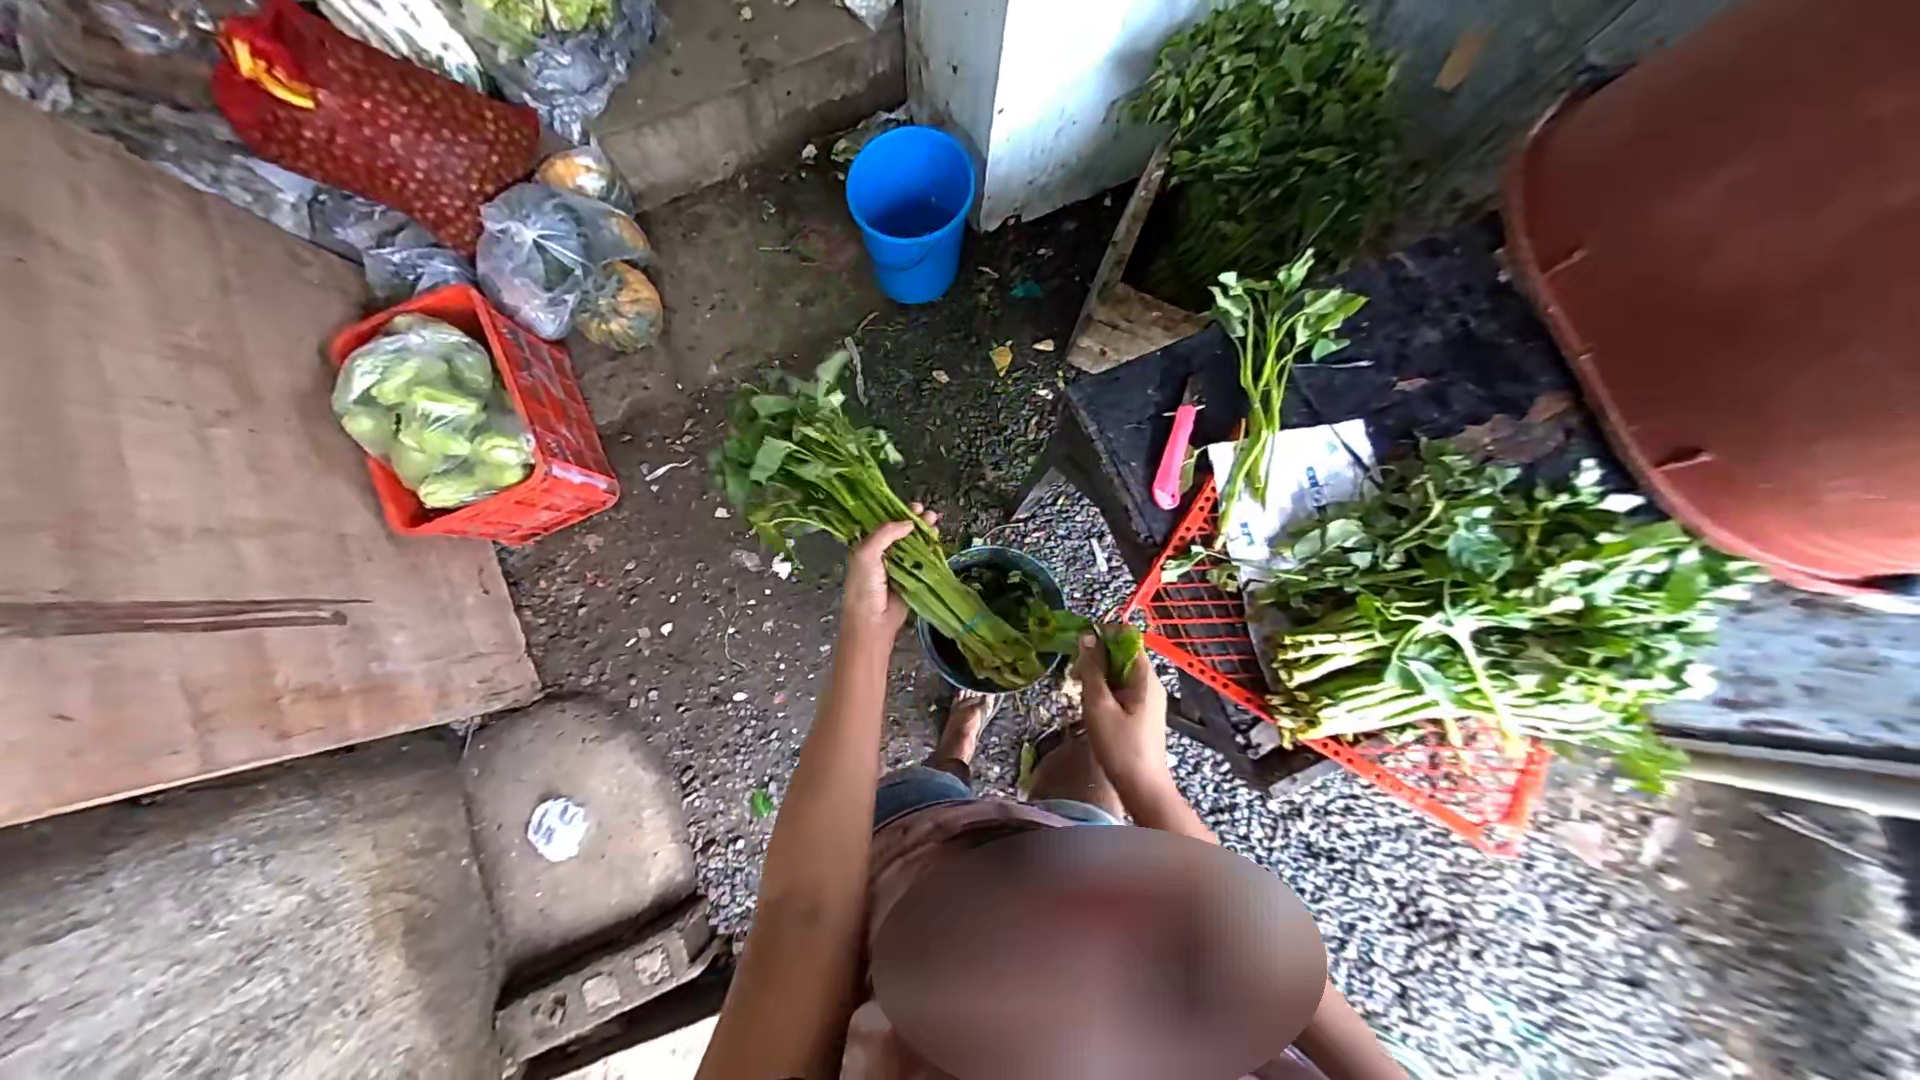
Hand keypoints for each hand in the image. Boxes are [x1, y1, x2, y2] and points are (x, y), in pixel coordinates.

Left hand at [841, 503, 936, 640]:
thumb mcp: (866, 554)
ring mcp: (898, 566)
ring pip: (914, 544)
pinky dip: (930, 549)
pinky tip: (935, 539)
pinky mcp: (911, 577)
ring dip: (924, 532)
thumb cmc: (864, 587)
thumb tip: (908, 523)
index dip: (898, 514)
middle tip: (927, 512)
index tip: (913, 507)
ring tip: (935, 521)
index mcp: (867, 546)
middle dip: (915, 521)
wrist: (873, 620)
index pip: (885, 525)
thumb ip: (885, 534)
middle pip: (902, 532)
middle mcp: (883, 554)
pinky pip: (922, 560)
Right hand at [1074, 633, 1169, 792]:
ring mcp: (1148, 698)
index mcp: (1145, 676)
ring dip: (1099, 674)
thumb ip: (1092, 669)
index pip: (1127, 637)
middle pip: (1123, 654)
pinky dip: (1105, 689)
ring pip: (1120, 672)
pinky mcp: (1141, 713)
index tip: (1080, 647)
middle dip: (1098, 657)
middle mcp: (1150, 682)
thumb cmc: (1120, 746)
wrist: (1142, 788)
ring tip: (1080, 688)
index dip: (1103, 635)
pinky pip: (1122, 689)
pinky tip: (1091, 704)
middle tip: (1075, 674)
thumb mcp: (1098, 705)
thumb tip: (1087, 637)